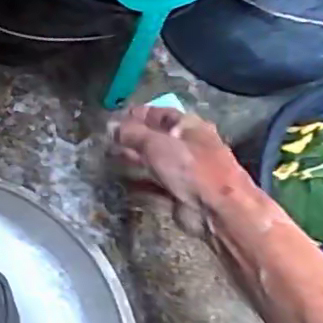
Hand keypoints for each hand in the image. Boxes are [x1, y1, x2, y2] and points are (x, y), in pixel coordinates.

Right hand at [109, 106, 250, 236]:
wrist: (217, 208)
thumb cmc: (189, 168)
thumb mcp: (156, 144)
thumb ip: (131, 134)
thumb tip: (111, 126)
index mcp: (189, 127)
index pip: (159, 114)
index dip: (136, 114)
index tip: (112, 118)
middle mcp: (187, 146)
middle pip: (154, 138)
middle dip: (131, 138)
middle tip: (105, 140)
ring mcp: (182, 170)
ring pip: (152, 160)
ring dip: (132, 159)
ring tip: (108, 158)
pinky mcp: (176, 192)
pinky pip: (152, 183)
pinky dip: (137, 182)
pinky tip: (120, 181)